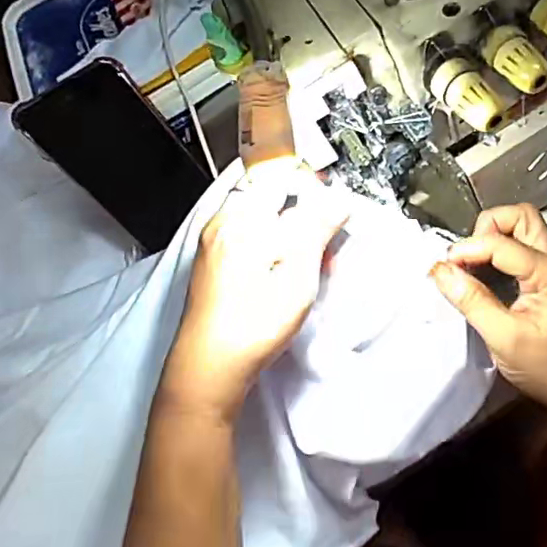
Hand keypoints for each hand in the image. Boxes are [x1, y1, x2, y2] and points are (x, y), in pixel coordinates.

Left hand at [164, 163, 349, 423]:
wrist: (209, 370)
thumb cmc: (252, 324)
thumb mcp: (298, 272)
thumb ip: (317, 227)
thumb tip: (337, 198)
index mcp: (240, 218)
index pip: (281, 177)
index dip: (312, 187)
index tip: (332, 208)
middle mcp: (222, 225)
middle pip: (271, 199)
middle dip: (304, 214)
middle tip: (326, 242)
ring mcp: (215, 247)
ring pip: (263, 222)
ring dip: (291, 234)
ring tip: (311, 263)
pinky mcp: (215, 268)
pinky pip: (250, 242)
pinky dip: (274, 250)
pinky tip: (287, 275)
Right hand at [429, 204, 546, 421]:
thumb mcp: (506, 339)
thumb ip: (473, 302)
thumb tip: (441, 271)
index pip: (501, 242)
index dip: (468, 249)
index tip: (443, 269)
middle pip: (521, 217)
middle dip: (488, 227)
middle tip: (466, 258)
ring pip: (523, 231)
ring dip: (494, 238)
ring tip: (471, 266)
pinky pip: (522, 252)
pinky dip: (500, 254)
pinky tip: (484, 277)